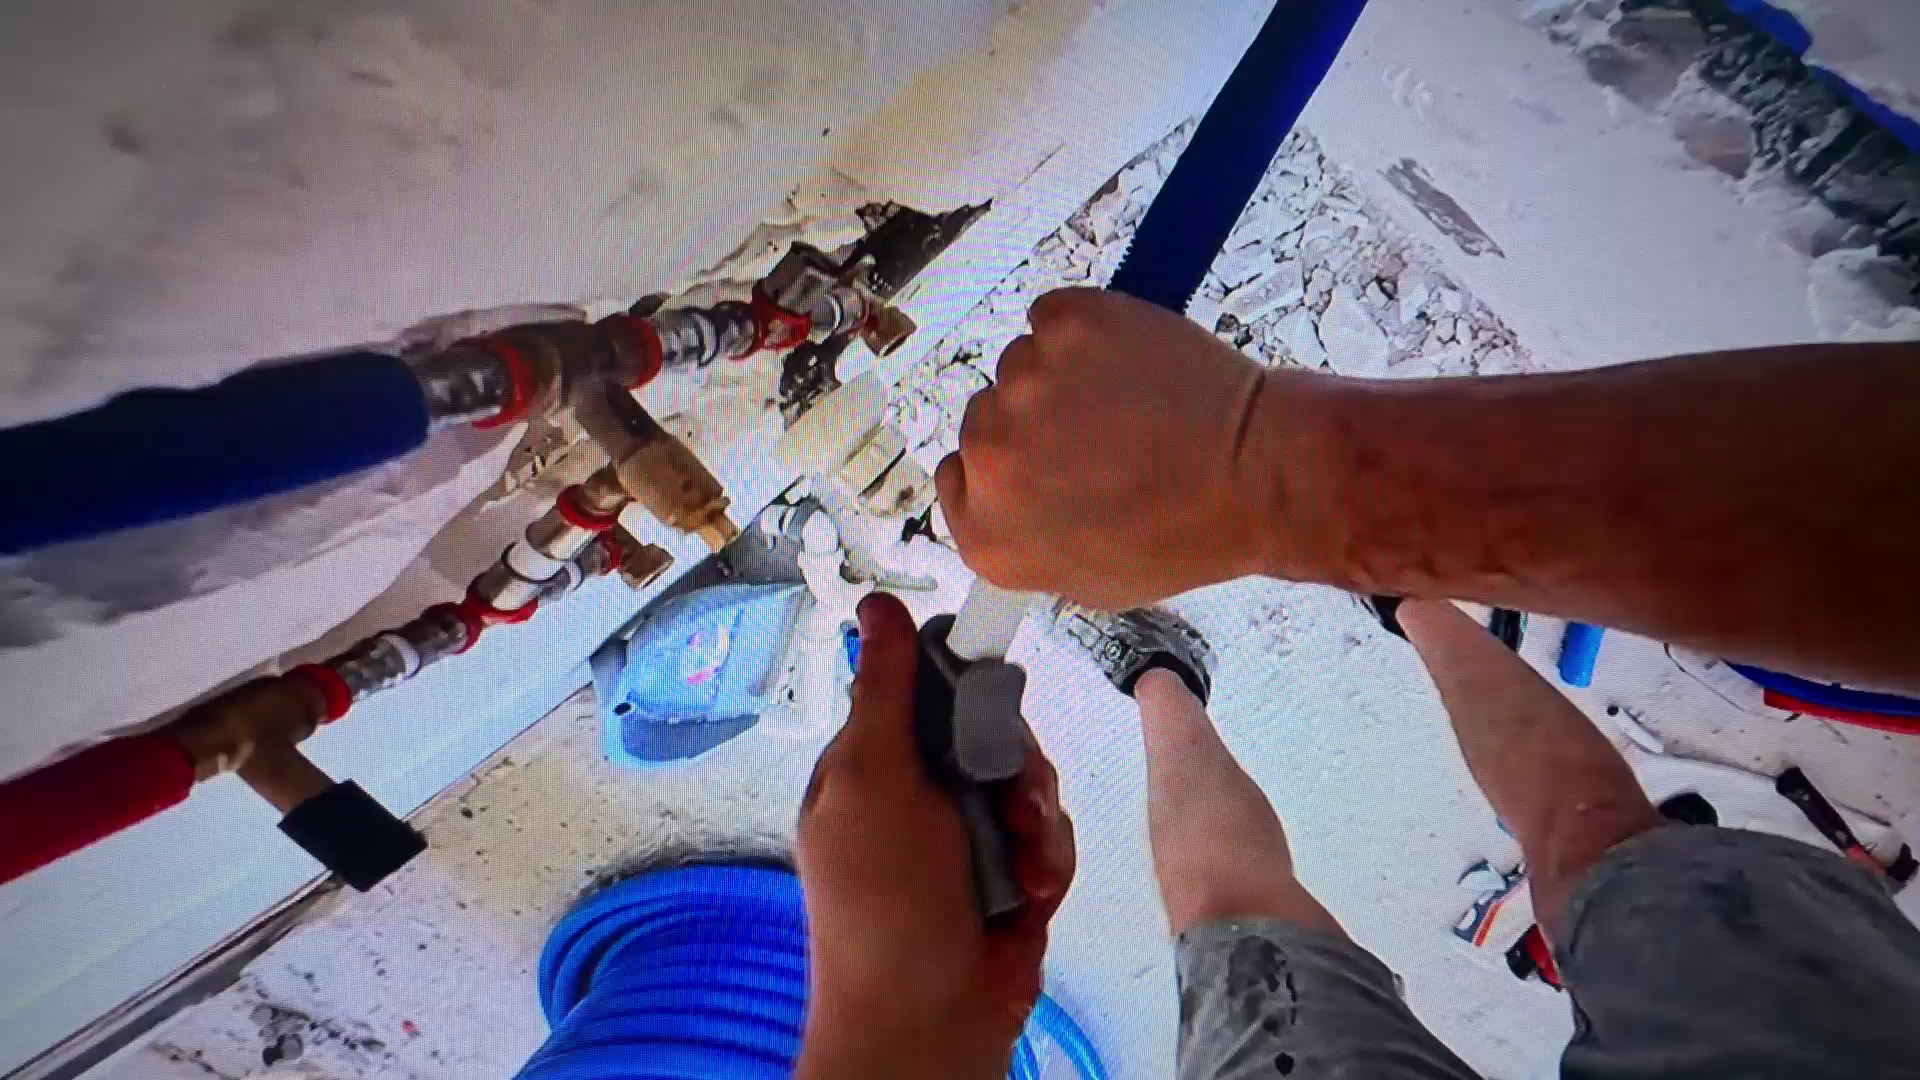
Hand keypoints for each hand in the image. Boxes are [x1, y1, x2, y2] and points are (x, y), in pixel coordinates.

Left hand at [795, 593, 1075, 1079]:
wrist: (927, 1022)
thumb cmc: (882, 898)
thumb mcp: (871, 780)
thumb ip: (886, 693)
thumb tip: (878, 604)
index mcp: (879, 762)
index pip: (931, 692)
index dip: (967, 685)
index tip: (998, 690)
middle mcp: (924, 790)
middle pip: (993, 732)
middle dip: (1015, 762)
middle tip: (1012, 796)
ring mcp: (970, 831)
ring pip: (1030, 780)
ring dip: (1036, 815)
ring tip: (1026, 855)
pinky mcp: (1013, 868)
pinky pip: (1050, 832)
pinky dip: (1049, 856)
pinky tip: (1035, 887)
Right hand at [936, 287, 1290, 610]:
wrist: (1256, 473)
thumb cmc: (1183, 532)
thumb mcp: (1087, 581)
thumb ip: (1024, 542)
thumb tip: (1010, 506)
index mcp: (988, 533)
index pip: (954, 480)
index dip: (998, 469)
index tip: (1031, 460)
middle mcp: (989, 459)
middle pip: (982, 420)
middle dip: (1030, 424)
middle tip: (1094, 435)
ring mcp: (1023, 385)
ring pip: (1019, 367)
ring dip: (1060, 377)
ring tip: (1126, 404)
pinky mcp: (1064, 326)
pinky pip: (1050, 318)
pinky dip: (1081, 331)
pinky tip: (1125, 362)